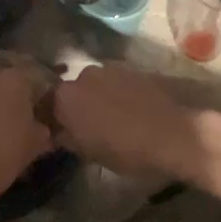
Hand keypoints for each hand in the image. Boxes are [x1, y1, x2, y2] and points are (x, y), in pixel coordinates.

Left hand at [0, 62, 53, 209]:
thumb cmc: (3, 157)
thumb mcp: (35, 145)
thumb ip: (42, 127)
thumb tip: (41, 124)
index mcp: (15, 80)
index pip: (32, 76)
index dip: (36, 91)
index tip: (36, 106)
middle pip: (1, 75)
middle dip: (7, 88)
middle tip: (9, 110)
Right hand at [51, 65, 220, 181]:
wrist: (174, 134)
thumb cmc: (126, 150)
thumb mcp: (88, 152)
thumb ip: (67, 137)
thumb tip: (57, 132)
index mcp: (65, 98)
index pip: (45, 105)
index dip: (51, 119)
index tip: (58, 132)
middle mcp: (82, 75)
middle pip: (70, 91)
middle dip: (74, 106)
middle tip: (84, 127)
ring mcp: (109, 69)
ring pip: (93, 85)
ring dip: (96, 98)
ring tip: (109, 118)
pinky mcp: (133, 69)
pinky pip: (115, 82)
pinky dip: (116, 94)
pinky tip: (127, 110)